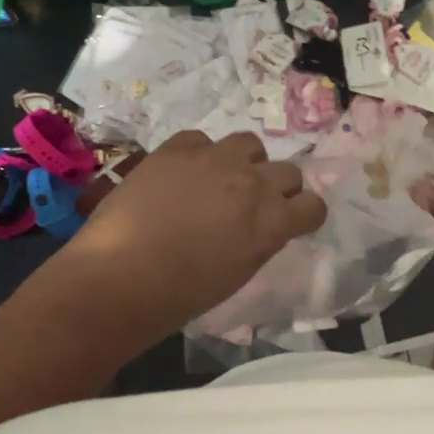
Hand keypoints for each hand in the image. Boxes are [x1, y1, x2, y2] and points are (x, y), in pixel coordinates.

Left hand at [55, 131, 327, 333]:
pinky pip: (202, 139)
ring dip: (245, 162)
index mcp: (274, 223)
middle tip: (252, 205)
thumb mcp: (240, 271)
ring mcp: (215, 160)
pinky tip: (184, 175)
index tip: (291, 222)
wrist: (119, 278)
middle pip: (288, 171)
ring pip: (251, 144)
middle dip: (277, 187)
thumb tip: (260, 226)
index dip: (304, 214)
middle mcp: (253, 184)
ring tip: (223, 180)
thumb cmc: (182, 294)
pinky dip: (200, 155)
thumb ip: (261, 240)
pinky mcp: (176, 149)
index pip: (314, 205)